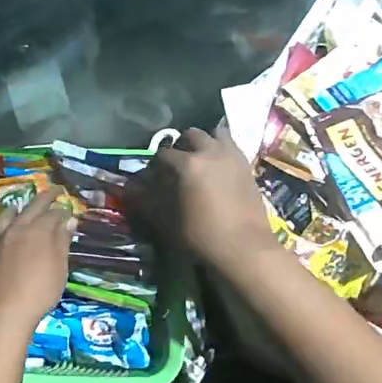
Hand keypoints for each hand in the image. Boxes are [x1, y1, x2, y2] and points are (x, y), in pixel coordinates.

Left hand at [0, 193, 73, 329]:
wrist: (4, 312)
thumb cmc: (39, 293)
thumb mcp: (59, 269)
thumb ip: (62, 242)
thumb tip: (69, 219)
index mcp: (40, 230)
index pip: (55, 213)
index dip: (64, 211)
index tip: (70, 212)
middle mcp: (17, 227)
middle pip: (32, 207)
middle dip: (45, 197)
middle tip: (54, 191)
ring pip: (6, 214)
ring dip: (17, 208)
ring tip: (22, 207)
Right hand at [132, 126, 279, 272]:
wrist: (244, 248)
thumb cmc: (201, 235)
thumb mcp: (167, 220)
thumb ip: (149, 200)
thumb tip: (134, 189)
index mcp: (187, 164)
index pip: (163, 153)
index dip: (155, 164)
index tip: (154, 175)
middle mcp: (210, 152)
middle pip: (191, 134)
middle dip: (181, 145)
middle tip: (177, 164)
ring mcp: (232, 156)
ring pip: (216, 134)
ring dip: (205, 142)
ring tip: (200, 160)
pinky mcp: (247, 166)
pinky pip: (231, 147)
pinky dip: (222, 151)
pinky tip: (218, 169)